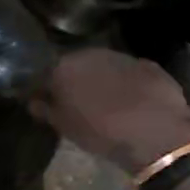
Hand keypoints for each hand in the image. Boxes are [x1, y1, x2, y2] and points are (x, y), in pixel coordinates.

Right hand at [41, 49, 189, 172]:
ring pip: (105, 66)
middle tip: (79, 101)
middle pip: (77, 64)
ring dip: (103, 79)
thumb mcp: (64, 127)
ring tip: (108, 101)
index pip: (48, 72)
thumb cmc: (101, 133)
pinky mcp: (150, 65)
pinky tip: (134, 101)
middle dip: (76, 79)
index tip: (49, 100)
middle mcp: (91, 53)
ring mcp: (123, 57)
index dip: (48, 87)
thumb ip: (45, 109)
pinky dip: (129, 83)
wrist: (157, 135)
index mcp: (64, 66)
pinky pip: (132, 72)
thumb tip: (33, 101)